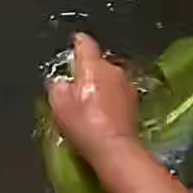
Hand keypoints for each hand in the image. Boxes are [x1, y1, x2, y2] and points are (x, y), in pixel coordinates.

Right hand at [47, 33, 143, 162]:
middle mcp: (112, 69)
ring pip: (109, 78)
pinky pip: (118, 93)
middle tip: (76, 86)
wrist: (116, 150)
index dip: (77, 42)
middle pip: (97, 62)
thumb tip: (61, 82)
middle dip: (88, 70)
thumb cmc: (84, 124)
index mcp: (92, 65)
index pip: (85, 43)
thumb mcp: (58, 104)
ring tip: (90, 103)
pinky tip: (103, 114)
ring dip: (101, 85)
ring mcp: (127, 86)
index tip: (73, 43)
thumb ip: (57, 86)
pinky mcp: (135, 103)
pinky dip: (111, 99)